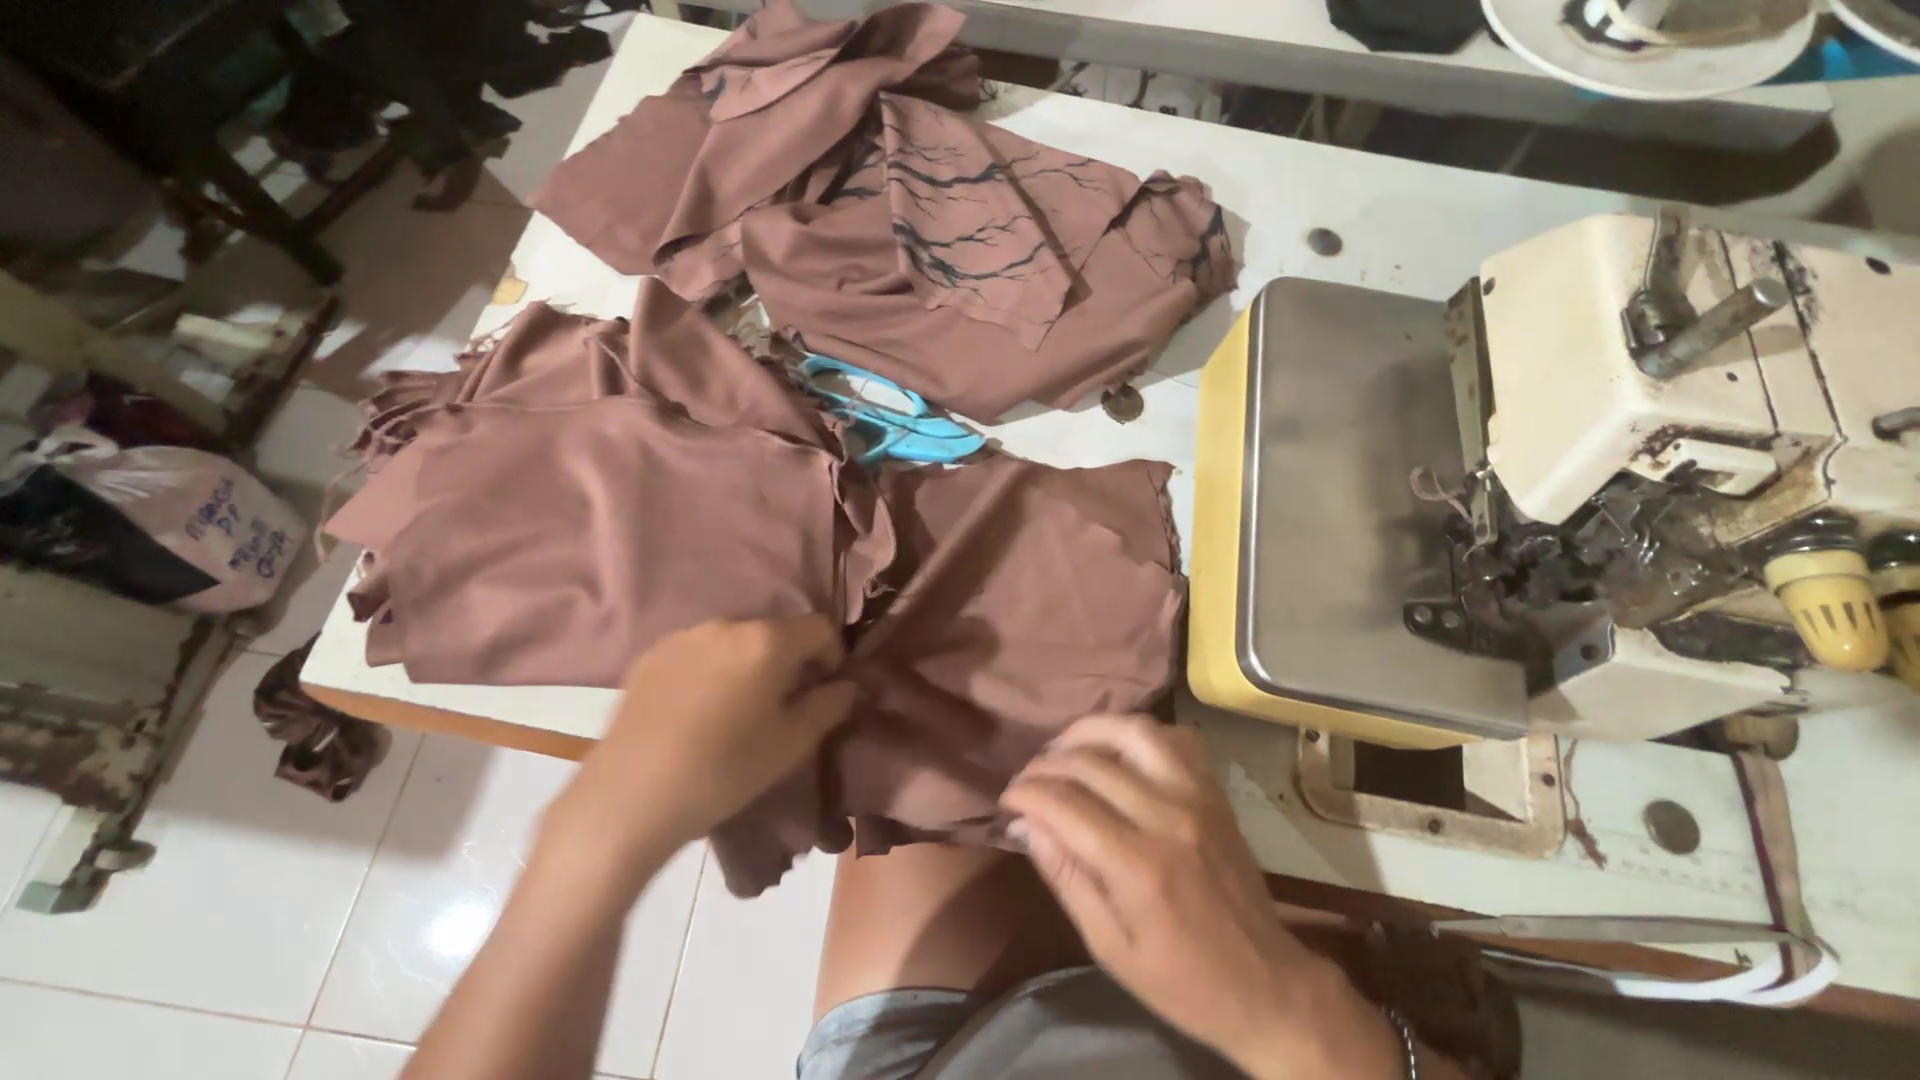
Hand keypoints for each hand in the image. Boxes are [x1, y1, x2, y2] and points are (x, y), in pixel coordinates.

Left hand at [548, 615, 855, 872]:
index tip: (827, 691)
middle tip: (785, 705)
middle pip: (775, 632)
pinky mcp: (650, 656)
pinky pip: (698, 654)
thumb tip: (848, 685)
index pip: (820, 627)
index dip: (833, 656)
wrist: (631, 796)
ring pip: (734, 642)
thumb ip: (829, 705)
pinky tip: (700, 714)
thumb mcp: (791, 743)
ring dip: (749, 666)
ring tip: (739, 711)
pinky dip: (712, 672)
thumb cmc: (725, 769)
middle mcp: (726, 624)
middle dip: (789, 661)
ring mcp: (683, 637)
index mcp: (766, 640)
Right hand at [1000, 715, 1402, 1079]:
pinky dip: (1140, 734)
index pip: (1064, 802)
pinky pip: (1176, 739)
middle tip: (1026, 781)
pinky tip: (1118, 750)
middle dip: (1045, 764)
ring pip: (1135, 732)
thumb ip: (1065, 877)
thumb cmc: (1179, 979)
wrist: (1265, 984)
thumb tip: (1025, 824)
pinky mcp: (1216, 793)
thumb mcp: (1108, 946)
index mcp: (1138, 865)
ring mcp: (1198, 798)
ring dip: (1090, 731)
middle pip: (1090, 762)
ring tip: (1063, 749)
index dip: (1025, 793)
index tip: (1007, 801)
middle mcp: (1168, 817)